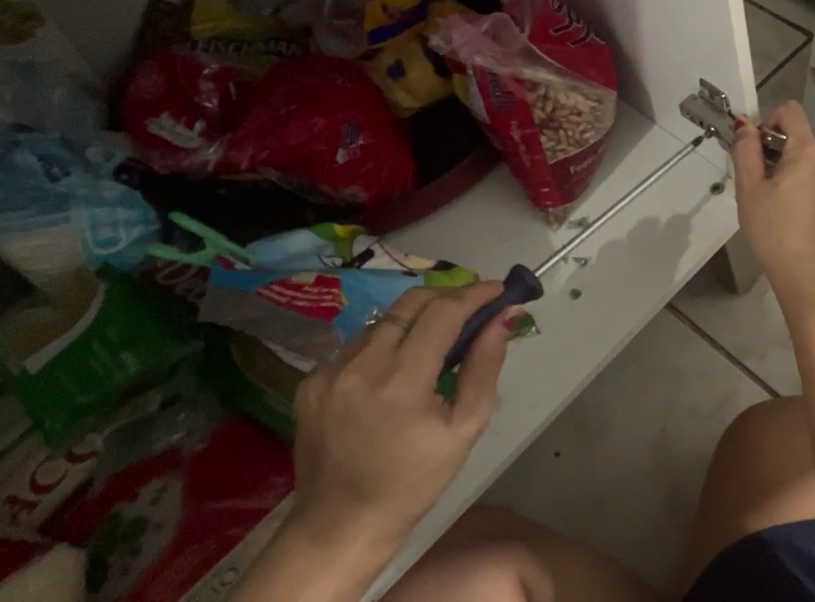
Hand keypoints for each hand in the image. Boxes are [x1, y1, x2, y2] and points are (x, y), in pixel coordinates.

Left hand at [286, 281, 515, 556]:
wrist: (340, 525)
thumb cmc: (414, 481)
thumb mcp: (465, 428)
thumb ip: (485, 367)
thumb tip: (502, 318)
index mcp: (400, 382)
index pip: (443, 312)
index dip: (475, 294)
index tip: (499, 289)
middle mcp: (359, 367)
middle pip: (411, 303)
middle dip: (448, 296)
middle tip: (474, 308)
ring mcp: (328, 372)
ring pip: (385, 321)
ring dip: (418, 321)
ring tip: (439, 342)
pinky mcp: (311, 381)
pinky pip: (360, 344)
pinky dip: (388, 343)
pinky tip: (399, 370)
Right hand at [732, 101, 814, 293]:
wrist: (804, 270)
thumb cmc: (772, 227)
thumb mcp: (749, 187)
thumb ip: (746, 150)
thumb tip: (745, 124)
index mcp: (807, 150)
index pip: (790, 111)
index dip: (768, 120)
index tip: (754, 148)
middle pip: (796, 135)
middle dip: (771, 149)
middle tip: (753, 180)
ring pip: (803, 158)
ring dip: (783, 168)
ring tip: (767, 200)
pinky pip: (812, 176)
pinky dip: (796, 182)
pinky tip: (784, 211)